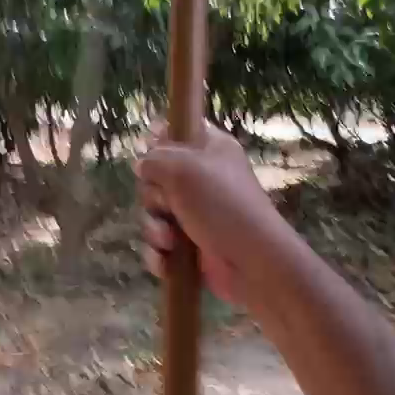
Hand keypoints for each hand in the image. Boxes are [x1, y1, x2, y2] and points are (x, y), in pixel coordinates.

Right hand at [136, 124, 291, 305]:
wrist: (253, 262)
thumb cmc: (221, 204)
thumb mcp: (183, 168)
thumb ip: (154, 159)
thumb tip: (141, 165)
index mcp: (210, 149)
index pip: (180, 132)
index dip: (160, 141)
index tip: (149, 152)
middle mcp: (203, 179)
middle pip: (157, 177)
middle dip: (153, 196)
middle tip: (167, 204)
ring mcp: (197, 214)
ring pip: (155, 213)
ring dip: (155, 228)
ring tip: (170, 240)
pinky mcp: (192, 247)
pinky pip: (161, 244)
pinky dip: (160, 253)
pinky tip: (167, 259)